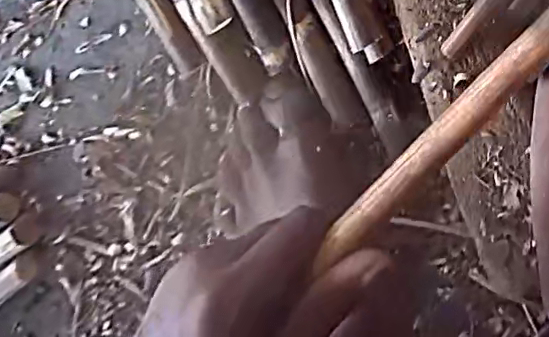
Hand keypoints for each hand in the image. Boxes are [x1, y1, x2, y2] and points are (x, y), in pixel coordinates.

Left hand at [140, 206, 396, 336]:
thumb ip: (326, 311)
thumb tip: (379, 262)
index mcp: (229, 288)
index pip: (304, 222)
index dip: (332, 245)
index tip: (342, 278)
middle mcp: (202, 264)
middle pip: (278, 232)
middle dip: (299, 265)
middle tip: (302, 316)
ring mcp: (180, 271)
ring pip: (253, 247)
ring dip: (270, 277)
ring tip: (267, 326)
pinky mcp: (169, 283)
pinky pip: (225, 265)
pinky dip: (240, 287)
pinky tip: (235, 329)